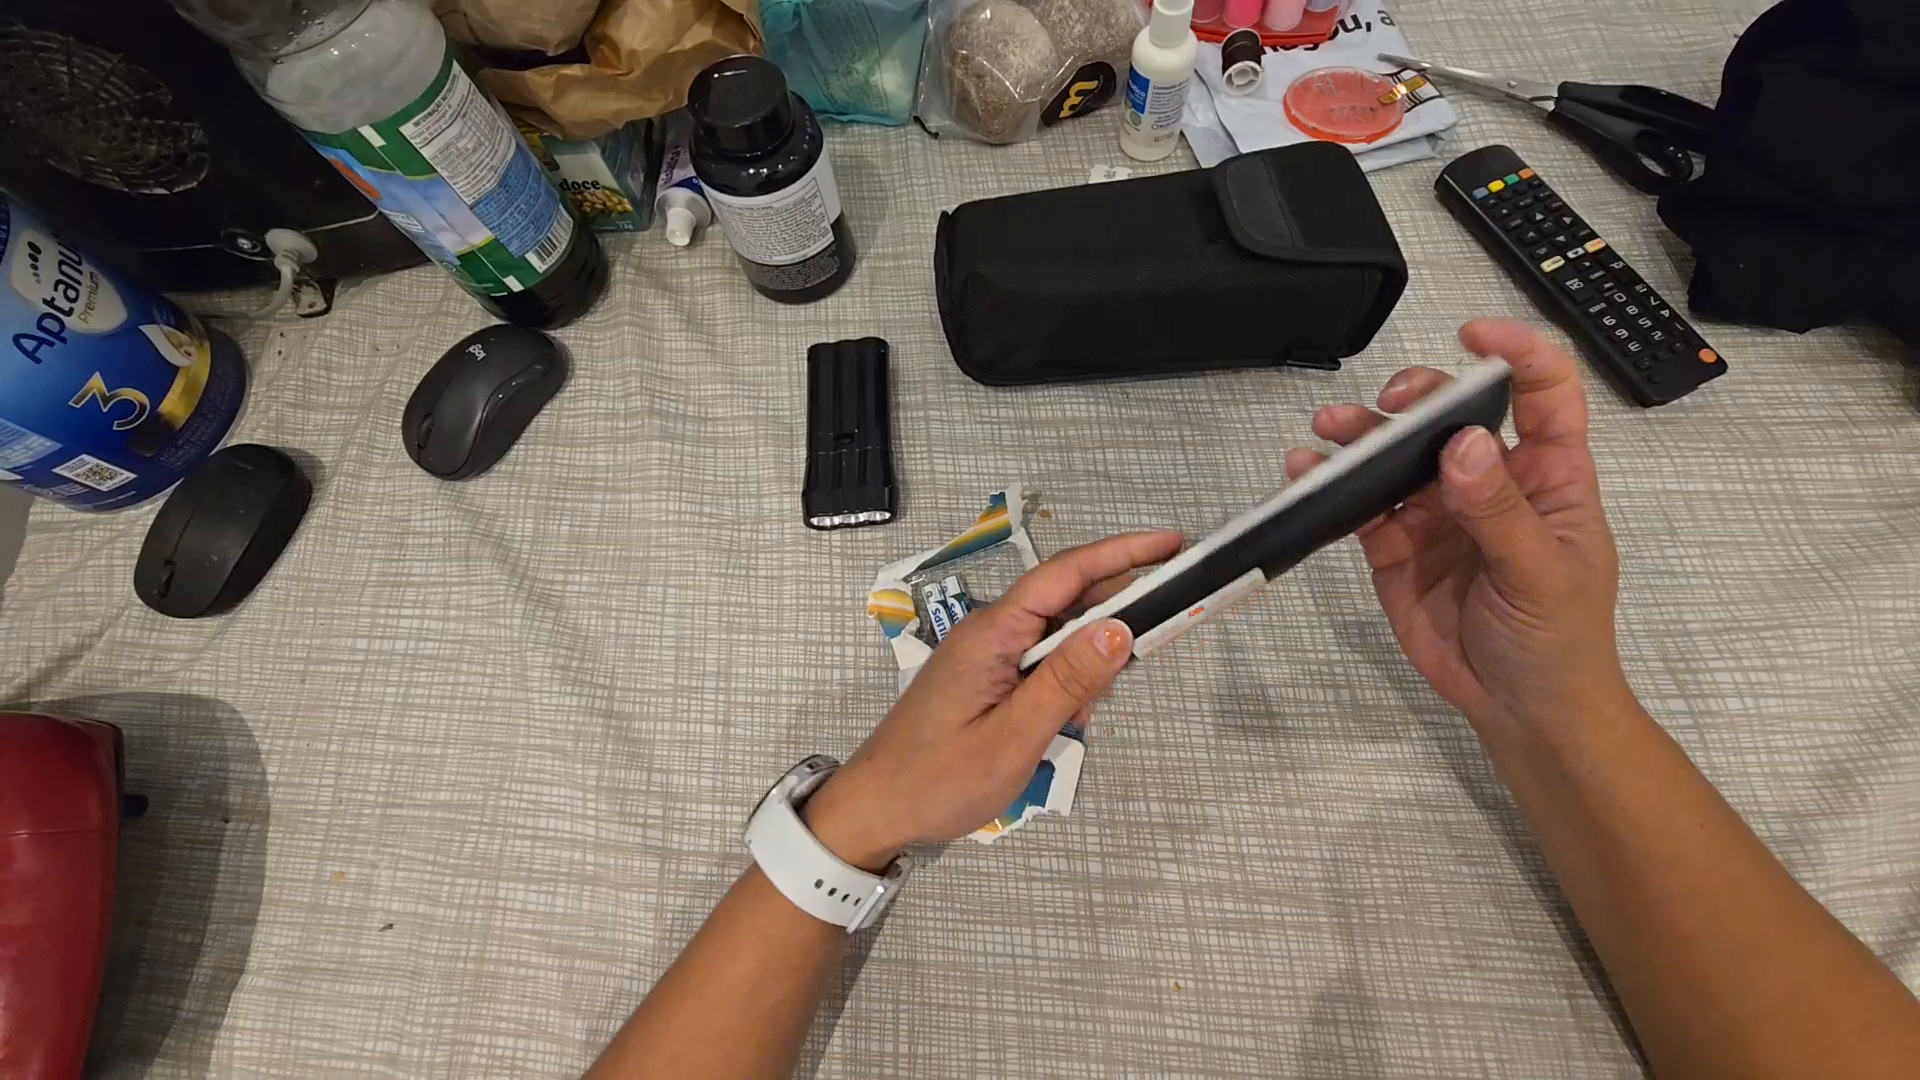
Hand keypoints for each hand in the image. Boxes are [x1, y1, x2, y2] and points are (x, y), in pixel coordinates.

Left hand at [802, 531, 1184, 869]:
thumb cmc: (940, 779)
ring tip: (1099, 702)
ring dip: (1088, 660)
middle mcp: (991, 631)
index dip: (1122, 552)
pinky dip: (1066, 683)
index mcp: (994, 631)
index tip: (1173, 544)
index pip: (1065, 574)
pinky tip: (1070, 719)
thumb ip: (1068, 682)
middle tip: (1168, 625)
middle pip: (1065, 600)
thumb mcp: (1015, 736)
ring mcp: (986, 655)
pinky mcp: (986, 680)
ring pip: (1056, 636)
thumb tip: (1119, 629)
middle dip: (1118, 607)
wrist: (876, 809)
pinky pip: (1039, 664)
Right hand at [1285, 319, 1630, 729]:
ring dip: (1360, 438)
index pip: (1541, 398)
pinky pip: (1358, 507)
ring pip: (1393, 458)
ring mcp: (1433, 512)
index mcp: (1545, 476)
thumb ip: (1502, 510)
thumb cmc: (1555, 635)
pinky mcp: (1392, 544)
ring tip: (1328, 428)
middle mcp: (1484, 482)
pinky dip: (1329, 489)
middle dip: (1417, 399)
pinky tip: (1305, 473)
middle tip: (1387, 404)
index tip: (1474, 336)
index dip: (1518, 356)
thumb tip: (1463, 443)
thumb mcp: (1542, 573)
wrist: (1513, 703)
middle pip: (1449, 419)